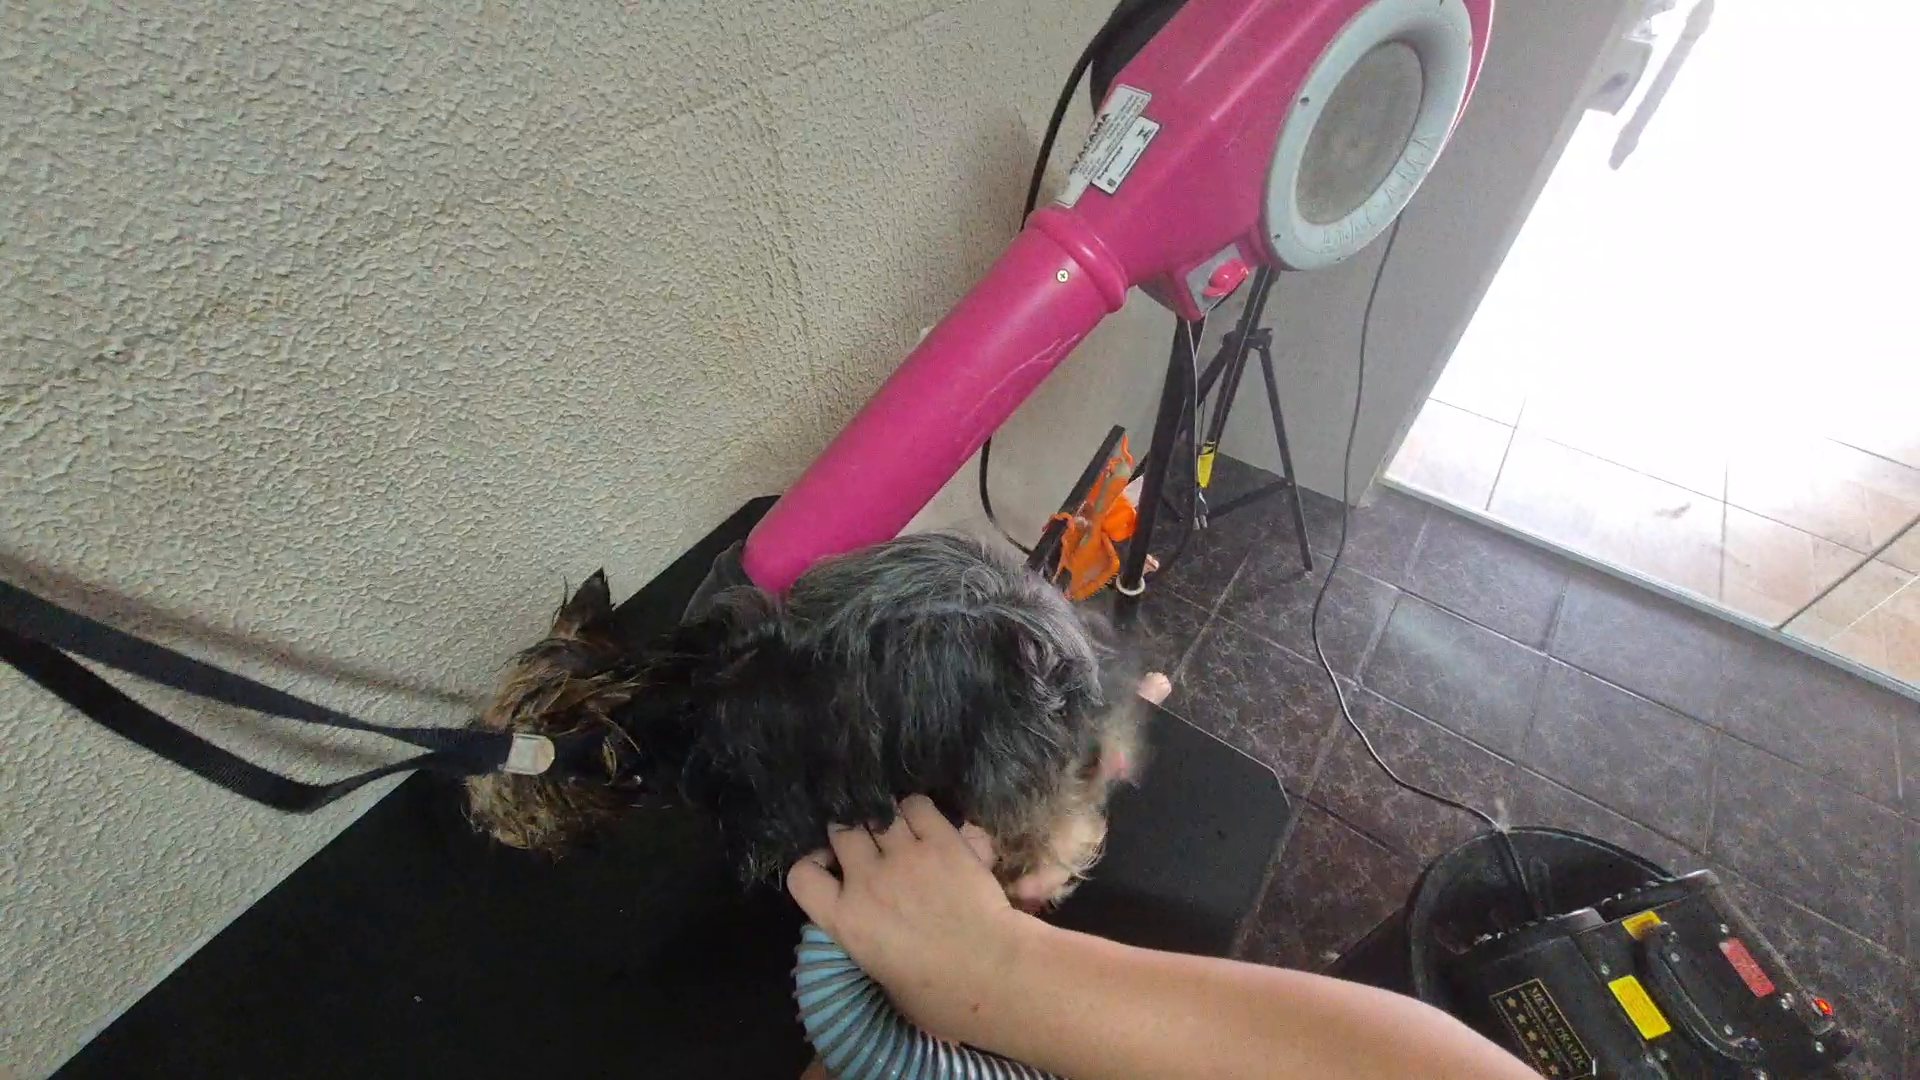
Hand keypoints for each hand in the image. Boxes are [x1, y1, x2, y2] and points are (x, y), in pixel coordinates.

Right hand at [786, 795, 1039, 1043]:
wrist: (993, 972)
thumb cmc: (939, 995)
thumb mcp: (882, 975)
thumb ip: (866, 937)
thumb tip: (869, 920)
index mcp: (846, 921)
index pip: (802, 876)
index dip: (813, 865)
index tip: (829, 867)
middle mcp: (867, 880)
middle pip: (842, 830)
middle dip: (850, 832)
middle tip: (868, 842)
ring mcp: (904, 855)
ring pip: (878, 811)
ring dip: (883, 817)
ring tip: (896, 826)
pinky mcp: (941, 839)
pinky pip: (917, 804)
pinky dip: (916, 809)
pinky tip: (924, 820)